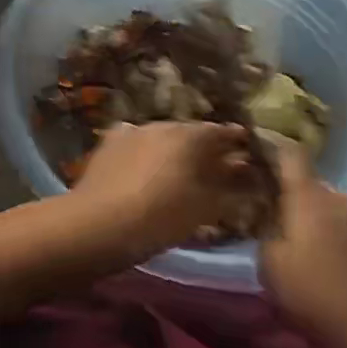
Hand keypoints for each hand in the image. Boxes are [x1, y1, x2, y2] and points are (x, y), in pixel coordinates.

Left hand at [69, 121, 258, 260]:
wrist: (101, 222)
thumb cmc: (162, 216)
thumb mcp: (205, 205)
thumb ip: (227, 183)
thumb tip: (241, 167)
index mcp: (188, 135)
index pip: (219, 131)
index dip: (234, 139)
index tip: (245, 147)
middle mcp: (159, 125)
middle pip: (187, 132)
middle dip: (202, 145)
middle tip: (214, 163)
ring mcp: (129, 131)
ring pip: (160, 136)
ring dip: (172, 148)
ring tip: (180, 167)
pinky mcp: (107, 144)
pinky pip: (136, 143)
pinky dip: (146, 152)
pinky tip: (147, 166)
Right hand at [257, 131, 346, 347]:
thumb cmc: (318, 300)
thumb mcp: (269, 264)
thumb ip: (267, 231)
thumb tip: (273, 219)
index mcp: (313, 198)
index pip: (290, 155)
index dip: (270, 147)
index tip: (252, 148)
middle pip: (315, 189)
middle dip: (294, 200)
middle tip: (274, 220)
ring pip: (338, 215)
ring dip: (321, 226)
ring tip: (306, 254)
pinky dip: (344, 248)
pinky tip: (338, 276)